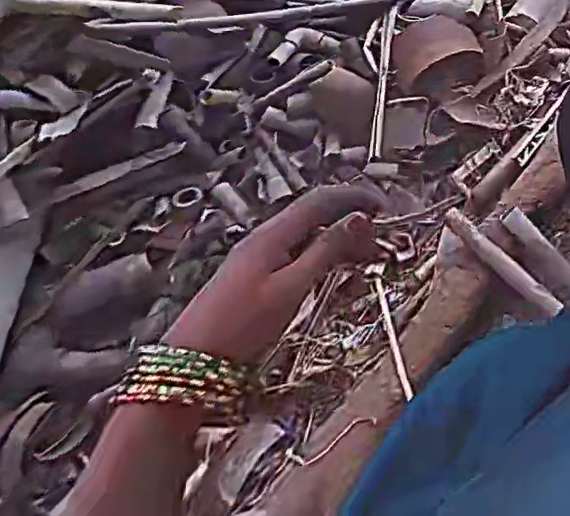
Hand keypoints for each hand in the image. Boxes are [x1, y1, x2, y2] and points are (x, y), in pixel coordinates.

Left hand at [166, 183, 388, 363]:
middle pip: (315, 214)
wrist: (185, 373)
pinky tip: (334, 269)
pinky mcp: (253, 277)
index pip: (322, 199)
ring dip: (339, 238)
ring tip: (364, 253)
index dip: (356, 197)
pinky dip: (322, 254)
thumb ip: (327, 250)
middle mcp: (262, 239)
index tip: (384, 207)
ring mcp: (255, 258)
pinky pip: (297, 252)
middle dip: (351, 218)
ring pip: (307, 234)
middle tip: (379, 235)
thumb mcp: (292, 288)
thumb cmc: (238, 330)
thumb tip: (359, 218)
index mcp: (271, 235)